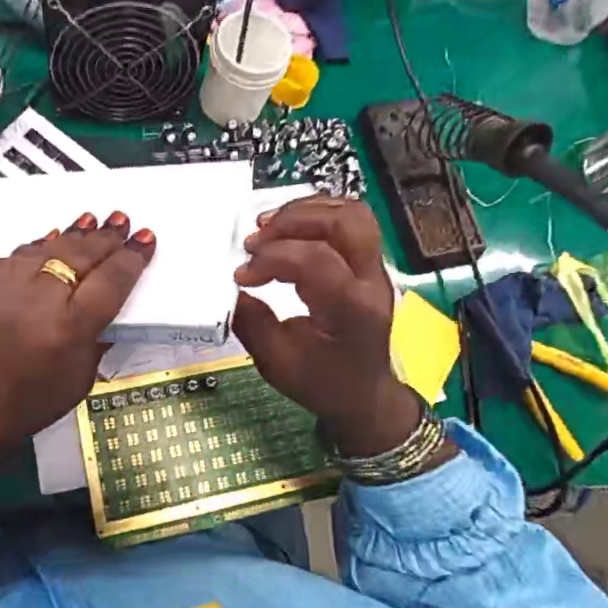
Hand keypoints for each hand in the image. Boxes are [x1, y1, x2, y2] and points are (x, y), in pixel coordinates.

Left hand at [0, 211, 155, 495]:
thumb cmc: (25, 409)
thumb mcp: (77, 383)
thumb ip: (96, 341)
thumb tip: (110, 306)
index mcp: (66, 334)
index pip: (110, 283)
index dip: (131, 258)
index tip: (144, 241)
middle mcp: (34, 305)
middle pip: (79, 257)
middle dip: (105, 238)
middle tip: (122, 222)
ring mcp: (0, 293)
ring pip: (44, 250)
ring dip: (72, 235)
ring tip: (92, 222)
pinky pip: (12, 258)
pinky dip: (35, 248)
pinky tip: (51, 241)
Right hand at [230, 195, 422, 457]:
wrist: (364, 395)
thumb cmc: (322, 383)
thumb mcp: (276, 363)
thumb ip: (252, 323)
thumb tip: (232, 289)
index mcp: (350, 310)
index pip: (315, 260)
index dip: (272, 258)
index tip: (241, 275)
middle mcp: (370, 281)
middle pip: (344, 223)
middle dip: (293, 220)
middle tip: (256, 238)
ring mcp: (375, 269)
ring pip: (351, 214)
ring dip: (304, 211)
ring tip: (268, 227)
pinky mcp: (367, 264)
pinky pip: (349, 222)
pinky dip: (315, 215)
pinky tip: (287, 228)